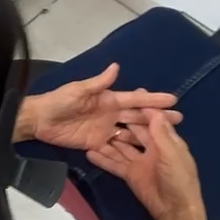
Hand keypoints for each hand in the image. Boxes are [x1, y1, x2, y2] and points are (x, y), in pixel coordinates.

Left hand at [18, 63, 179, 150]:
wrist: (40, 120)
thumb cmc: (59, 101)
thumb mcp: (79, 90)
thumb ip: (99, 83)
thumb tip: (117, 66)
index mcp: (109, 100)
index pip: (135, 100)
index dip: (153, 99)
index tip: (173, 99)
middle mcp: (111, 114)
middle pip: (138, 117)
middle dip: (158, 117)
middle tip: (179, 119)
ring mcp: (105, 130)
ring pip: (131, 132)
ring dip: (148, 134)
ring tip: (168, 138)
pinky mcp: (97, 143)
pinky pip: (116, 147)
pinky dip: (128, 149)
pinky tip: (144, 153)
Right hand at [85, 109, 203, 219]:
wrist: (174, 210)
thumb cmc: (179, 180)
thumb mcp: (171, 155)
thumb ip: (161, 134)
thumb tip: (155, 111)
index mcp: (166, 142)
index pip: (153, 122)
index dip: (143, 110)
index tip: (130, 96)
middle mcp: (152, 149)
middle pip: (135, 133)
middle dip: (122, 122)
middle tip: (103, 109)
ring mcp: (139, 162)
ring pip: (121, 148)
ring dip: (109, 140)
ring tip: (91, 130)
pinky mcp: (130, 175)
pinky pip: (114, 164)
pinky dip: (103, 159)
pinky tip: (89, 153)